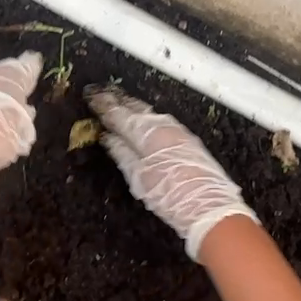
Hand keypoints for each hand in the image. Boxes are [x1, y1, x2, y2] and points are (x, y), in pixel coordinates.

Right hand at [88, 85, 257, 260]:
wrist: (210, 207)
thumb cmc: (170, 194)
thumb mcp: (139, 177)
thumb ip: (122, 153)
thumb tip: (108, 137)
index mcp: (146, 132)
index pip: (118, 114)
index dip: (103, 105)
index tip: (90, 96)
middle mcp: (162, 125)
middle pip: (135, 108)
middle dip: (117, 100)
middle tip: (102, 93)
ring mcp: (177, 130)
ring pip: (148, 113)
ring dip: (132, 106)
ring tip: (119, 101)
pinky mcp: (186, 139)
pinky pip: (159, 120)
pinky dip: (146, 116)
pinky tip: (142, 119)